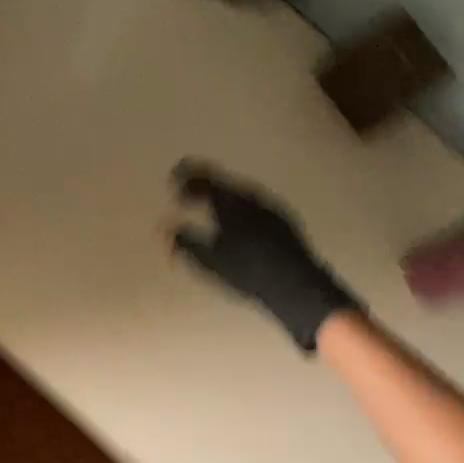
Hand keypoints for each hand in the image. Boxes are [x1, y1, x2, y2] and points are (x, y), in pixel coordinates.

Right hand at [170, 159, 359, 351]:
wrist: (297, 285)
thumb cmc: (247, 271)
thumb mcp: (209, 261)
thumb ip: (185, 242)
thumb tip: (166, 229)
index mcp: (231, 201)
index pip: (204, 179)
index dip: (186, 177)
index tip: (172, 179)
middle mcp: (253, 198)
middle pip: (224, 185)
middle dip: (204, 188)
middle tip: (189, 194)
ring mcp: (272, 210)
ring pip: (241, 197)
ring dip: (223, 201)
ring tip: (210, 211)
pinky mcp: (285, 224)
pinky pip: (255, 209)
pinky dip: (239, 212)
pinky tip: (238, 228)